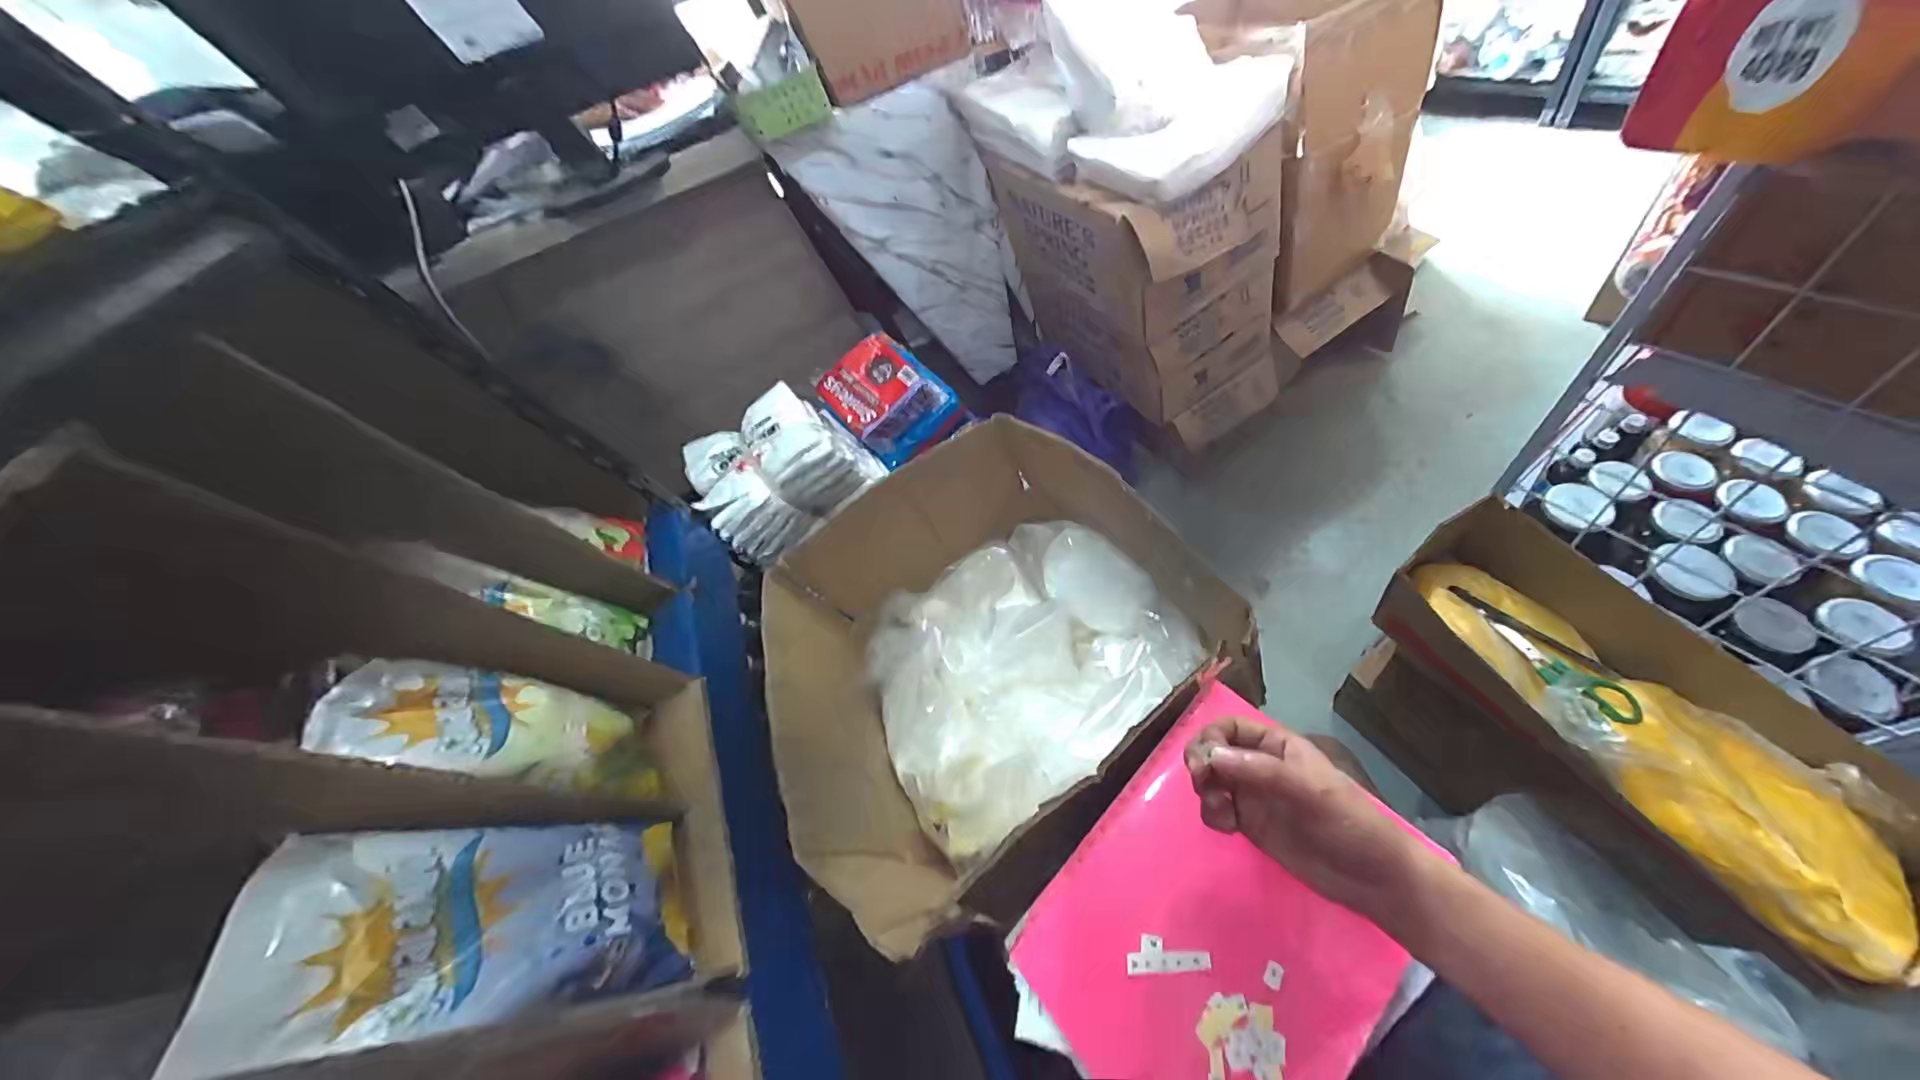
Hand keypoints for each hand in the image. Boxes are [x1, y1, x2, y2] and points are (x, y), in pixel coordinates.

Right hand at [1184, 716, 1430, 921]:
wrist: (1375, 879)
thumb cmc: (1349, 823)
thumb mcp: (1309, 790)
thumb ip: (1260, 771)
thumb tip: (1211, 756)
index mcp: (1277, 746)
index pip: (1230, 727)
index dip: (1210, 738)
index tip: (1203, 762)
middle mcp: (1259, 765)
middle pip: (1213, 751)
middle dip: (1201, 764)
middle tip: (1202, 784)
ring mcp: (1254, 795)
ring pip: (1210, 781)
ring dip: (1205, 792)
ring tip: (1222, 814)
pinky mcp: (1251, 825)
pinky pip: (1217, 810)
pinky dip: (1213, 815)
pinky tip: (1228, 828)